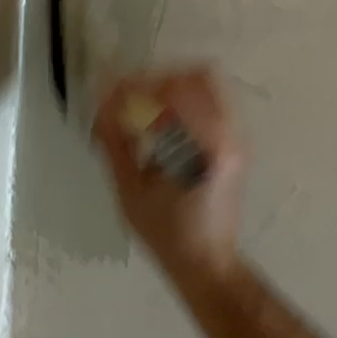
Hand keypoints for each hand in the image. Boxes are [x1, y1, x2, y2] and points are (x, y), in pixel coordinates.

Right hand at [92, 68, 246, 279]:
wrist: (206, 262)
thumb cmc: (166, 233)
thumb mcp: (130, 189)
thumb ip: (115, 142)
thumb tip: (100, 106)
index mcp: (204, 146)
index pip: (175, 88)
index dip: (138, 83)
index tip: (110, 91)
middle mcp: (227, 134)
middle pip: (198, 75)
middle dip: (158, 79)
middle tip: (129, 96)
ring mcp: (236, 138)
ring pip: (207, 86)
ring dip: (171, 89)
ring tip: (141, 110)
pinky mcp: (234, 144)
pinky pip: (211, 104)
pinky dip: (182, 103)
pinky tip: (159, 126)